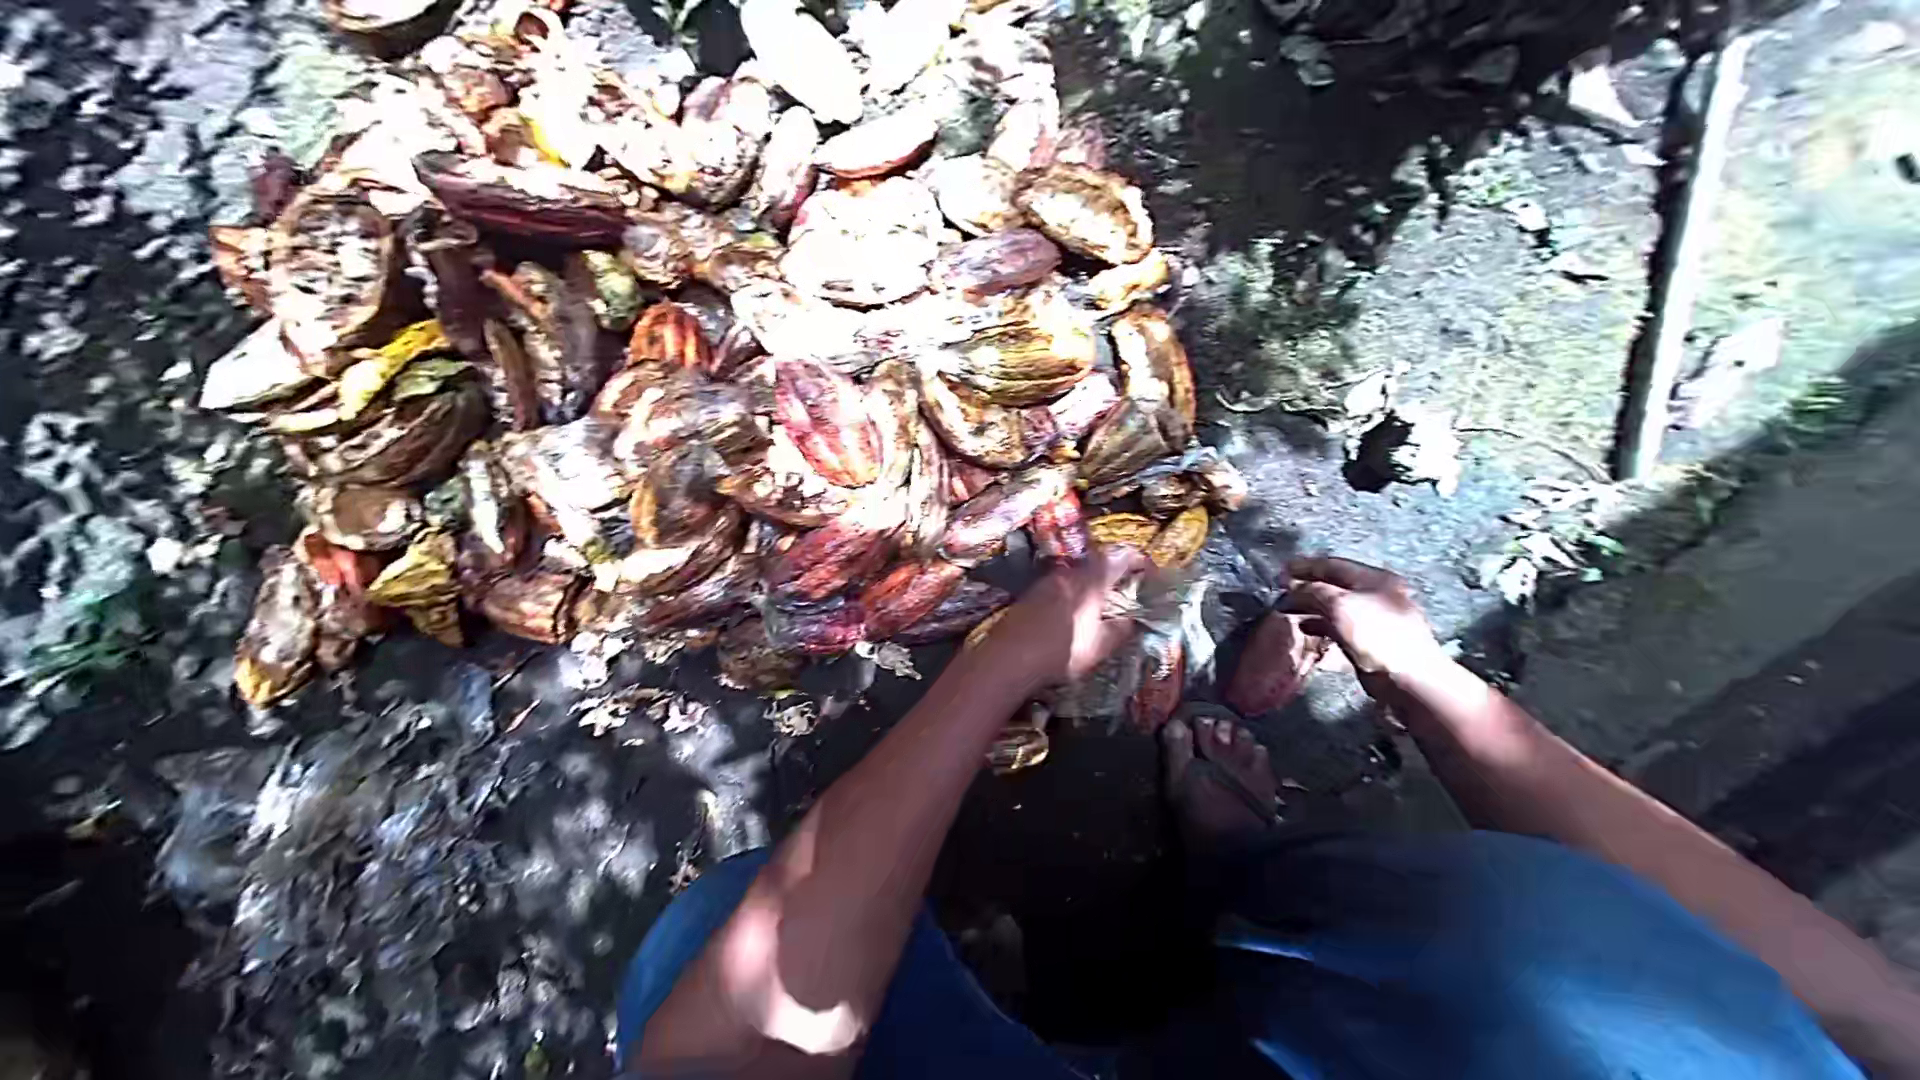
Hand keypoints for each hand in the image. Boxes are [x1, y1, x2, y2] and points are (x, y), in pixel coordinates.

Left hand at [983, 546, 1146, 688]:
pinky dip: (1073, 593)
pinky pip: (1059, 586)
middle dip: (1113, 571)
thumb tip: (1131, 620)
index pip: (1119, 557)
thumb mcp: (1100, 646)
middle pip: (1096, 563)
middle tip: (1126, 586)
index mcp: (1090, 581)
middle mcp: (1068, 574)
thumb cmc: (1061, 651)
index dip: (1137, 559)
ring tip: (1101, 601)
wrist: (1008, 657)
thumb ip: (1120, 629)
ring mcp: (1045, 582)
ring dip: (1091, 583)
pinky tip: (1072, 612)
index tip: (1148, 569)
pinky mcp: (1030, 594)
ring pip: (1076, 574)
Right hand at [1283, 557, 1447, 680]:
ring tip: (1287, 610)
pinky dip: (1318, 624)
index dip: (1305, 566)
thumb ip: (1312, 591)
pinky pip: (1337, 625)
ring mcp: (1372, 618)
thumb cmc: (1376, 635)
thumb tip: (1291, 590)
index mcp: (1374, 579)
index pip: (1333, 565)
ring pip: (1333, 606)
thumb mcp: (1339, 605)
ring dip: (1309, 606)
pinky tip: (1304, 628)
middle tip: (1280, 592)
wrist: (1407, 678)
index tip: (1281, 571)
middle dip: (1304, 588)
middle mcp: (1375, 595)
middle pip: (1332, 585)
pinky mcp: (1368, 639)